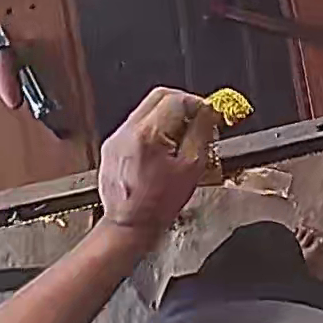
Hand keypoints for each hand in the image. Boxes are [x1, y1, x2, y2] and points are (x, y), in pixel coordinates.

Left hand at [97, 88, 216, 236]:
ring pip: (147, 109)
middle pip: (159, 96)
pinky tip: (165, 148)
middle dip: (183, 104)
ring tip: (183, 137)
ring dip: (168, 116)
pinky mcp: (112, 146)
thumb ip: (201, 133)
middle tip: (199, 119)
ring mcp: (117, 138)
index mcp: (148, 135)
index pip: (176, 99)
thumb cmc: (158, 205)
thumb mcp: (191, 168)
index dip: (198, 103)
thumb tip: (209, 112)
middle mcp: (128, 131)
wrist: (129, 226)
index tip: (209, 114)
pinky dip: (154, 129)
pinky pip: (137, 125)